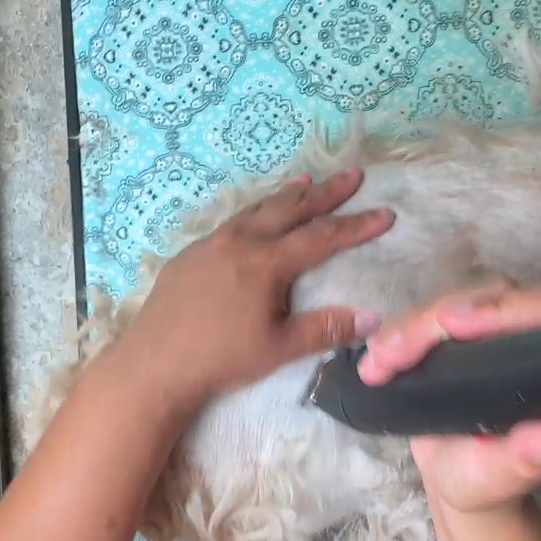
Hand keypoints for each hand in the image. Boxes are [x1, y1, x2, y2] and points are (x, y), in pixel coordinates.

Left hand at [106, 169, 393, 410]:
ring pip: (254, 210)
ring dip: (285, 196)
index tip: (385, 214)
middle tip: (352, 176)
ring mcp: (210, 245)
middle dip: (325, 193)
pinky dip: (250, 215)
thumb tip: (371, 319)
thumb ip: (323, 330)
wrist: (156, 364)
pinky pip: (228, 225)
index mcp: (266, 264)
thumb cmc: (221, 359)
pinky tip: (251, 221)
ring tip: (306, 181)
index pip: (321, 237)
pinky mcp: (188, 257)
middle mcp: (239, 243)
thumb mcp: (278, 349)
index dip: (356, 226)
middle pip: (289, 209)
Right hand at [360, 280, 540, 514]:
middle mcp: (529, 336)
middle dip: (433, 320)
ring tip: (376, 366)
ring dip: (407, 328)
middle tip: (392, 356)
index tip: (453, 325)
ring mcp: (489, 331)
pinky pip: (425, 316)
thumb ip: (528, 460)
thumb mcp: (502, 477)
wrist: (456, 480)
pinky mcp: (455, 335)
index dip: (504, 307)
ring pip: (452, 301)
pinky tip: (373, 361)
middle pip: (490, 294)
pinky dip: (395, 335)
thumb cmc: (485, 482)